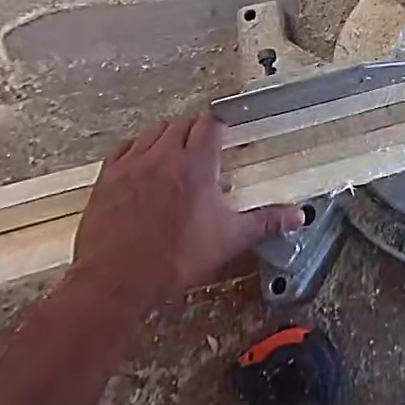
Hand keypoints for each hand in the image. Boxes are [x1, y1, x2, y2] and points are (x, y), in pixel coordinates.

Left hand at [71, 114, 305, 299]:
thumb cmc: (174, 260)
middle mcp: (163, 156)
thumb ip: (266, 222)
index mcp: (195, 164)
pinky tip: (141, 161)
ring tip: (174, 150)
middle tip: (203, 145)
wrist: (117, 281)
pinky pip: (123, 148)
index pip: (209, 124)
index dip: (218, 123)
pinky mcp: (107, 179)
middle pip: (182, 124)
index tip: (224, 130)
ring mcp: (132, 165)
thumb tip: (297, 215)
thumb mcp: (229, 240)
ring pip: (152, 131)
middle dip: (194, 129)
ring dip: (166, 135)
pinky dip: (135, 148)